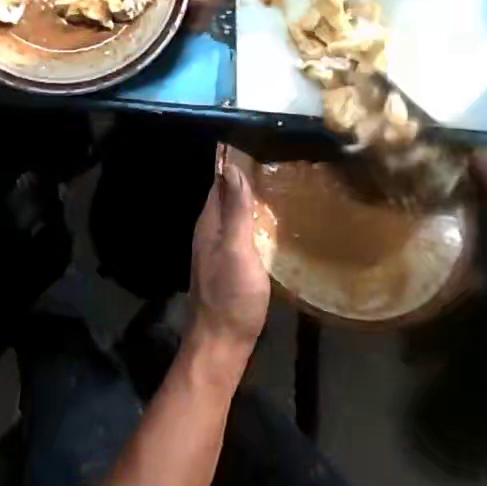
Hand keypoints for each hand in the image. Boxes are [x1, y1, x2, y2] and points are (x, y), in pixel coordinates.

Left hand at [189, 144, 271, 352]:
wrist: (221, 343)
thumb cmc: (231, 295)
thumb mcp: (237, 250)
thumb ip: (235, 211)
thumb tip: (231, 166)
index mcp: (209, 223)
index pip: (219, 182)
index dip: (234, 163)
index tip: (256, 143)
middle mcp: (209, 232)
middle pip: (226, 197)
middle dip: (245, 179)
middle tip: (275, 161)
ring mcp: (217, 250)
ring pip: (233, 215)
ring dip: (249, 200)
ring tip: (277, 185)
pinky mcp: (228, 266)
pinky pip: (240, 233)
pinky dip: (253, 222)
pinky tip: (269, 224)